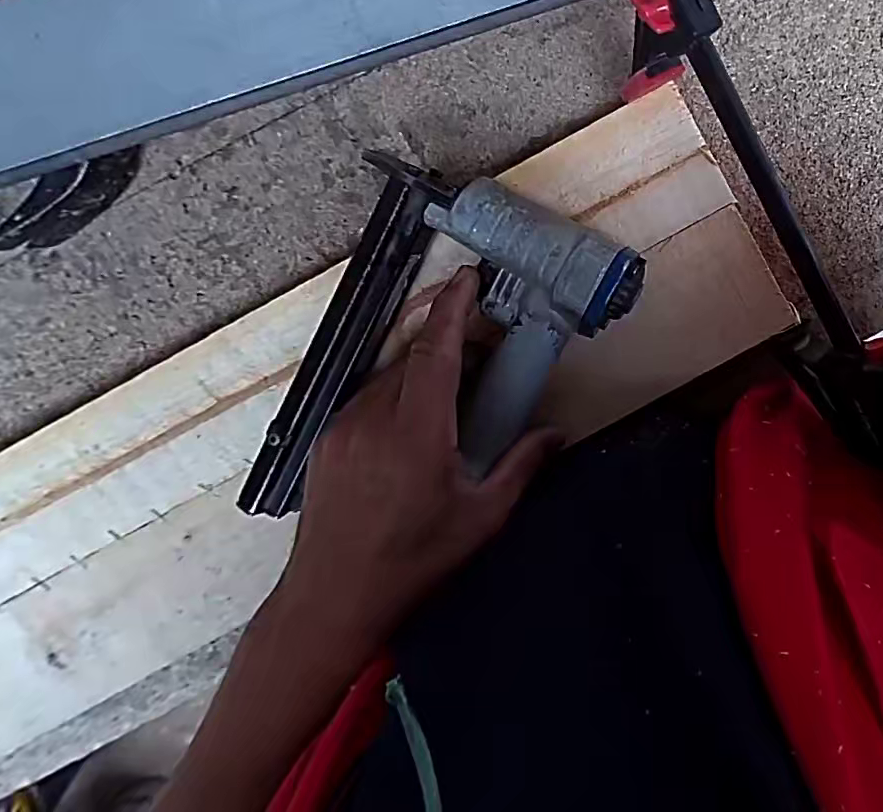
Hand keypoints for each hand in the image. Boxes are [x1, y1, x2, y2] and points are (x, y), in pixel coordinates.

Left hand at [275, 266, 562, 647]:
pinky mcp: (327, 441)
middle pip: (413, 355)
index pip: (436, 353)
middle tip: (484, 334)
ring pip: (389, 373)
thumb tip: (555, 433)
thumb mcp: (482, 517)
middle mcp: (373, 420)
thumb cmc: (414, 561)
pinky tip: (420, 410)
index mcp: (416, 433)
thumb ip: (522, 466)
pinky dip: (401, 385)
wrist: (330, 602)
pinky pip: (369, 395)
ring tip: (457, 374)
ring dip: (425, 362)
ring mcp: (343, 429)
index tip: (468, 280)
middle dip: (447, 333)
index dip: (452, 310)